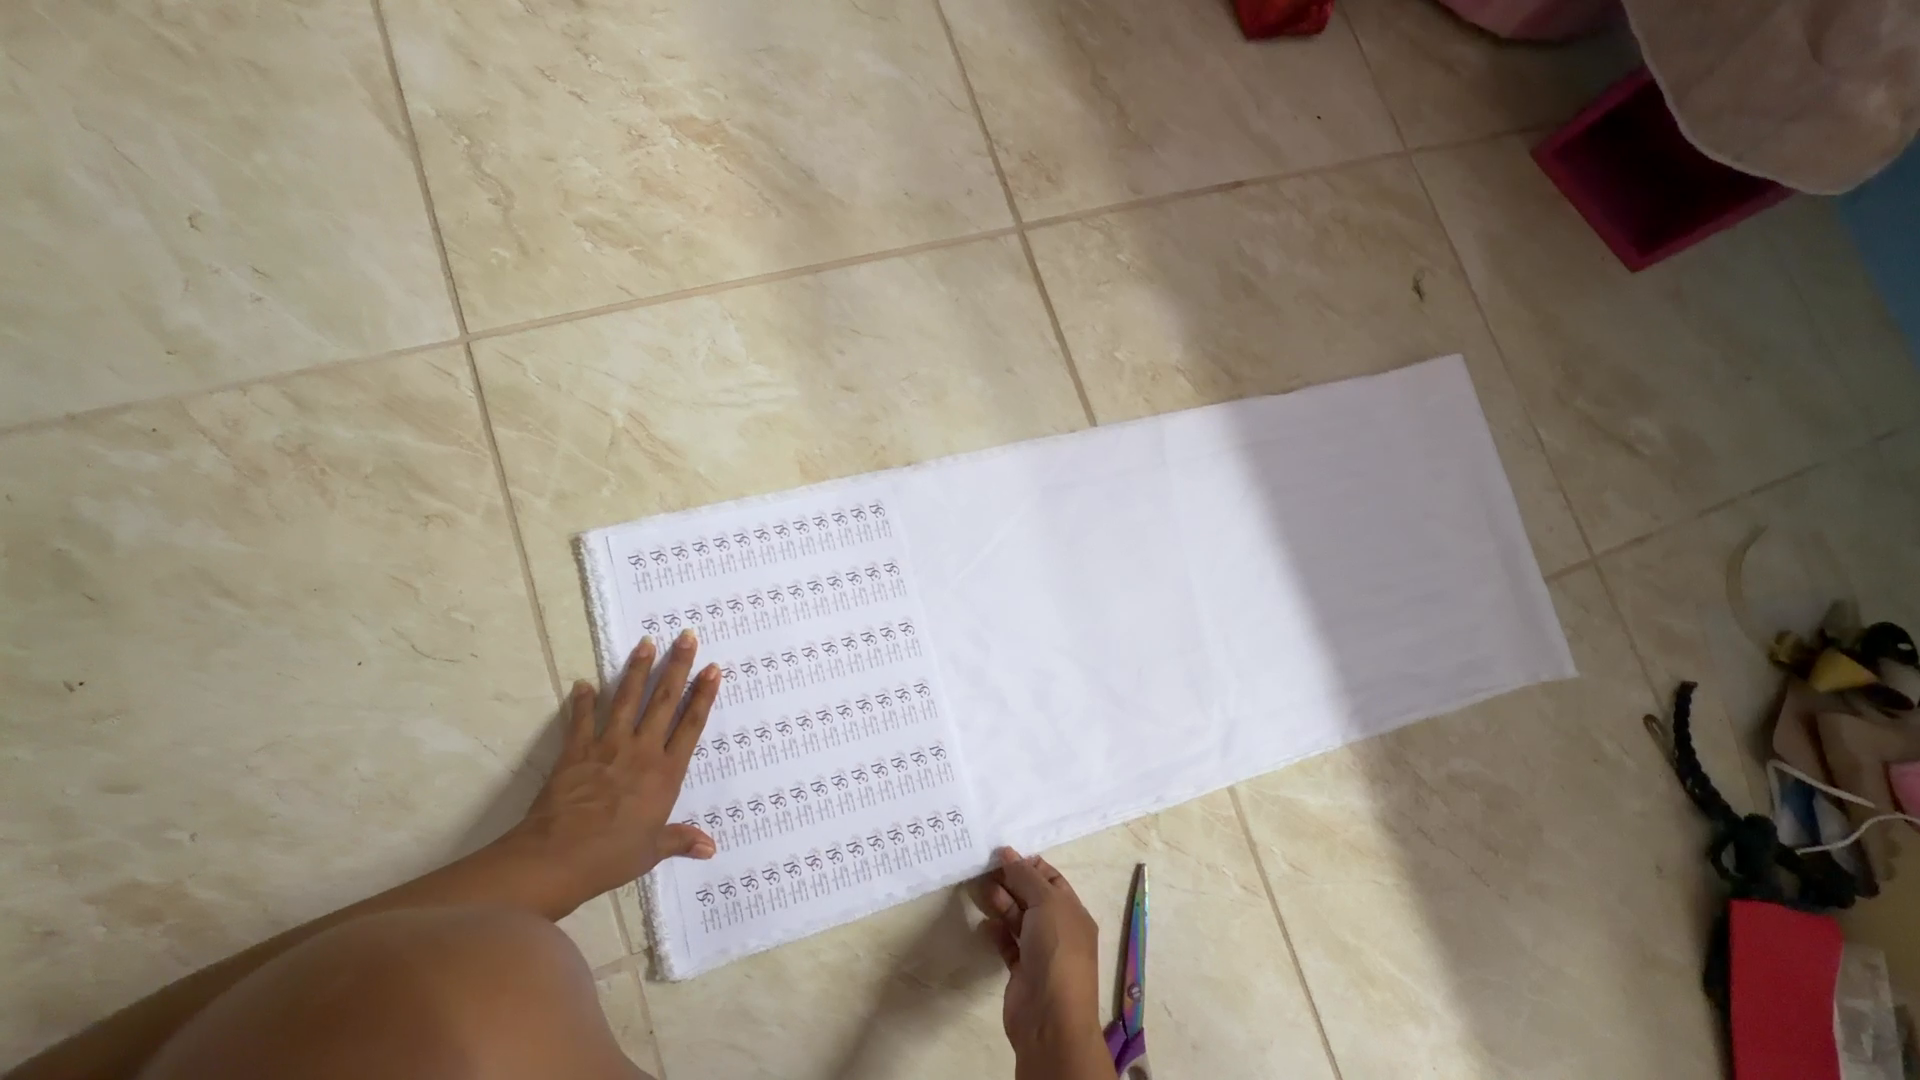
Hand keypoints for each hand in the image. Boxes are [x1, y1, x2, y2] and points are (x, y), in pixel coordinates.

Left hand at [502, 631, 720, 913]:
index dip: (703, 696)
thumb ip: (680, 841)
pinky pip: (581, 720)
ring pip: (627, 700)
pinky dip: (582, 701)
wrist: (557, 856)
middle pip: (664, 701)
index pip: (690, 726)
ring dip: (637, 670)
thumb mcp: (651, 851)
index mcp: (665, 774)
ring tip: (646, 643)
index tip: (712, 668)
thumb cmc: (611, 855)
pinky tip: (583, 683)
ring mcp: (608, 747)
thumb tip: (710, 848)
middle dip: (677, 667)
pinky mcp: (576, 752)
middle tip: (686, 636)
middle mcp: (641, 752)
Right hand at [972, 847, 1105, 1068]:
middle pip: (1032, 897)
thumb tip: (1008, 854)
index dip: (1028, 865)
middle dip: (1011, 882)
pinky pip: (1008, 944)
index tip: (1001, 853)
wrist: (1050, 1017)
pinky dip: (996, 932)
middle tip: (984, 869)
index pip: (1051, 879)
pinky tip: (985, 923)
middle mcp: (1058, 929)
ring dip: (1001, 904)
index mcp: (1073, 912)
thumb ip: (1026, 877)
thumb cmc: (1056, 951)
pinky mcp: (1021, 971)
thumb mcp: (1046, 903)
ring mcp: (1040, 951)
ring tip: (980, 891)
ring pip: (1018, 919)